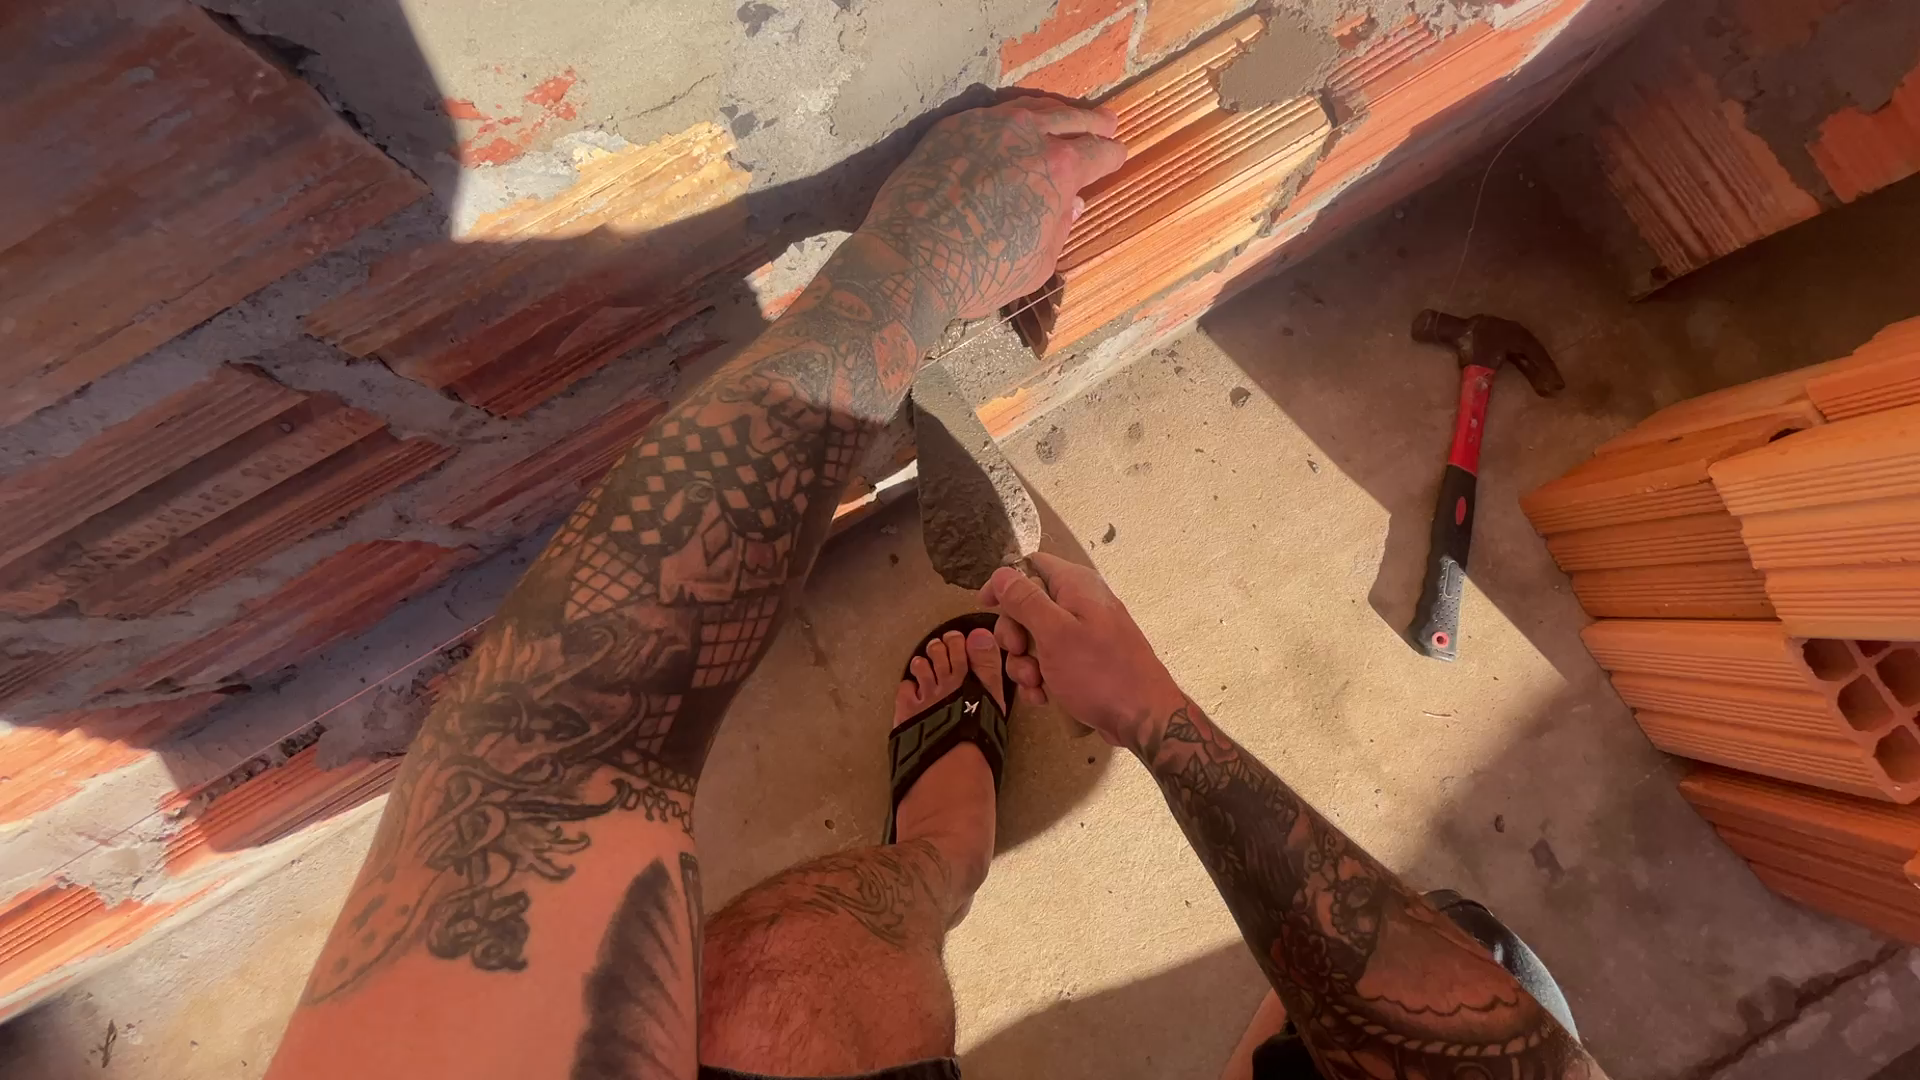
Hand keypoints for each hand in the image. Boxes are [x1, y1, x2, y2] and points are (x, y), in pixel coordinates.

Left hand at [861, 97, 1127, 319]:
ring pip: (1031, 110)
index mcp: (1059, 169)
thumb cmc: (979, 275)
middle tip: (1106, 122)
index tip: (1117, 157)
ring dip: (1054, 113)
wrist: (911, 260)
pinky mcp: (952, 128)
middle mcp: (1028, 135)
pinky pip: (993, 115)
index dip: (1111, 157)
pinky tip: (1016, 126)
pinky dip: (1013, 119)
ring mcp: (988, 125)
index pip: (1098, 154)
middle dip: (1093, 122)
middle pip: (1071, 118)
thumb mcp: (1035, 266)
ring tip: (1065, 118)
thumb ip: (1059, 231)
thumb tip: (1072, 205)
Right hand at [978, 552, 1186, 752]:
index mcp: (1075, 585)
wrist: (1142, 719)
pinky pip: (1049, 662)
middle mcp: (1079, 603)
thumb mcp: (1054, 633)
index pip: (1030, 565)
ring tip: (1036, 684)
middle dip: (1014, 633)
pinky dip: (1040, 678)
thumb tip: (1002, 573)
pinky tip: (1044, 697)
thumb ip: (1025, 600)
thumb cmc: (1099, 672)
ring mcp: (1082, 634)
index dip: (1005, 582)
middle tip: (1018, 652)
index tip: (986, 606)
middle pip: (1027, 605)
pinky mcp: (1083, 662)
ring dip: (1024, 663)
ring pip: (1034, 639)